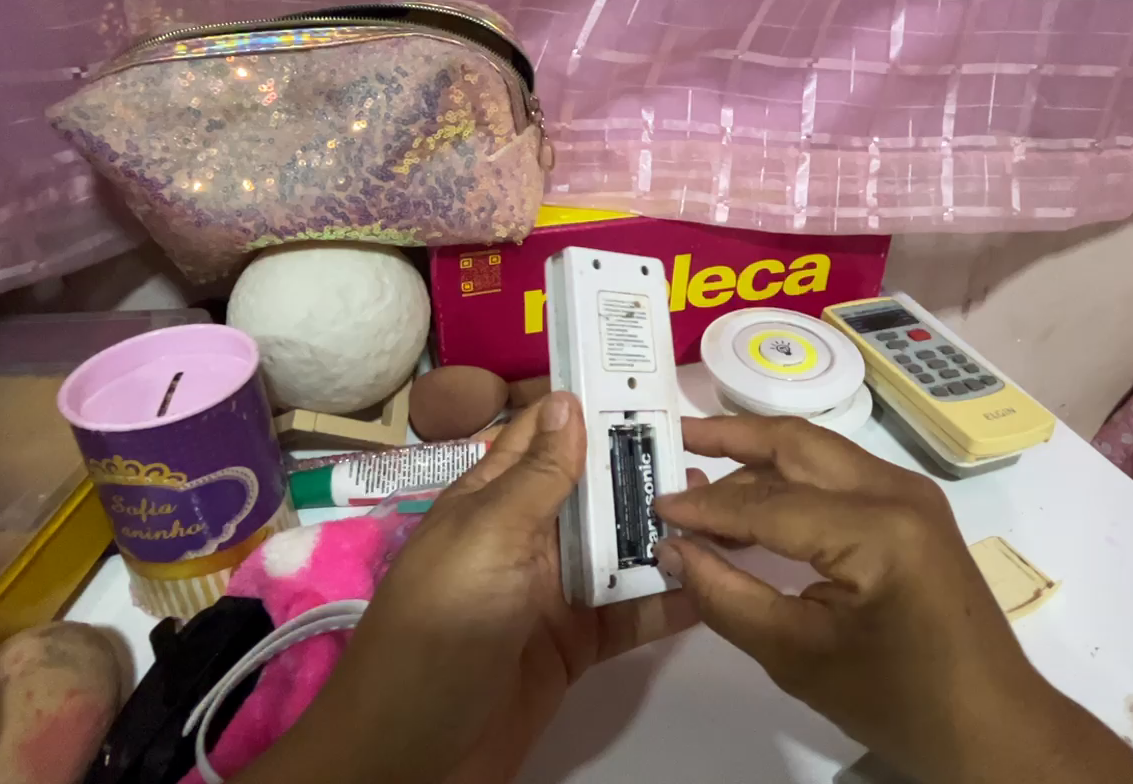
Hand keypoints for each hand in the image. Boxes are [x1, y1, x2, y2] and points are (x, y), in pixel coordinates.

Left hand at [238, 393, 695, 783]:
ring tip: (723, 512)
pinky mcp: (577, 642)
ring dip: (664, 532)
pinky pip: (629, 611)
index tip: (652, 386)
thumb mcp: (487, 539)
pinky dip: (668, 599)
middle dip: (644, 470)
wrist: (409, 760)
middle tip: (712, 454)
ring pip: (618, 547)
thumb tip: (568, 400)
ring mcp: (555, 590)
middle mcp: (530, 535)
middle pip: (594, 490)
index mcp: (496, 498)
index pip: (548, 435)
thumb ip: (537, 477)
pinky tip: (712, 582)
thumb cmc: (442, 628)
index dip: (593, 408)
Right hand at [654, 415, 1132, 783]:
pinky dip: (788, 479)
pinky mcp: (910, 503)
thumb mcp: (798, 657)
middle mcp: (896, 490)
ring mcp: (909, 491)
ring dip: (758, 457)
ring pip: (815, 452)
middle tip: (677, 436)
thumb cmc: (898, 701)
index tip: (657, 504)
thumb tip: (674, 549)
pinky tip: (753, 499)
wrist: (993, 726)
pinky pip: (836, 473)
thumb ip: (726, 596)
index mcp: (877, 530)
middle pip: (796, 443)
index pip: (770, 504)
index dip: (707, 506)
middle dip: (731, 436)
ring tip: (702, 468)